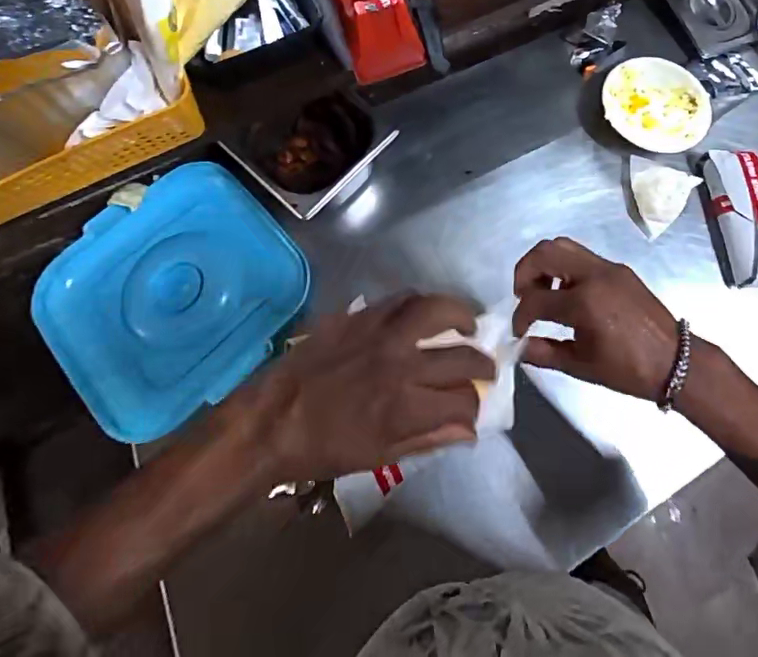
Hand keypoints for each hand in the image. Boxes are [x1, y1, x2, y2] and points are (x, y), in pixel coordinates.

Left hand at [255, 293, 495, 480]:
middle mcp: (401, 363)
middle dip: (483, 364)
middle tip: (485, 367)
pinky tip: (423, 312)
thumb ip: (429, 440)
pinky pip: (400, 299)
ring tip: (466, 324)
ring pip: (436, 309)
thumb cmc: (323, 448)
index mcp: (406, 406)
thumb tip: (468, 430)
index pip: (464, 401)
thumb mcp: (378, 457)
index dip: (475, 407)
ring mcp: (380, 333)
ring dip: (460, 315)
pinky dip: (420, 303)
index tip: (473, 410)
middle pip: (461, 356)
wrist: (272, 418)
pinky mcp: (359, 316)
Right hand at [511, 237, 678, 402]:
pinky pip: (583, 257)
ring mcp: (609, 268)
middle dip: (525, 272)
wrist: (676, 362)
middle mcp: (595, 275)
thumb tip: (520, 347)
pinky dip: (565, 268)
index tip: (519, 331)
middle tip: (522, 296)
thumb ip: (545, 353)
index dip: (520, 316)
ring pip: (564, 247)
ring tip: (542, 292)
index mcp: (585, 302)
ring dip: (544, 265)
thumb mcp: (582, 366)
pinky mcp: (619, 269)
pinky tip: (567, 294)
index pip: (536, 299)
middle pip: (545, 252)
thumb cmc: (629, 370)